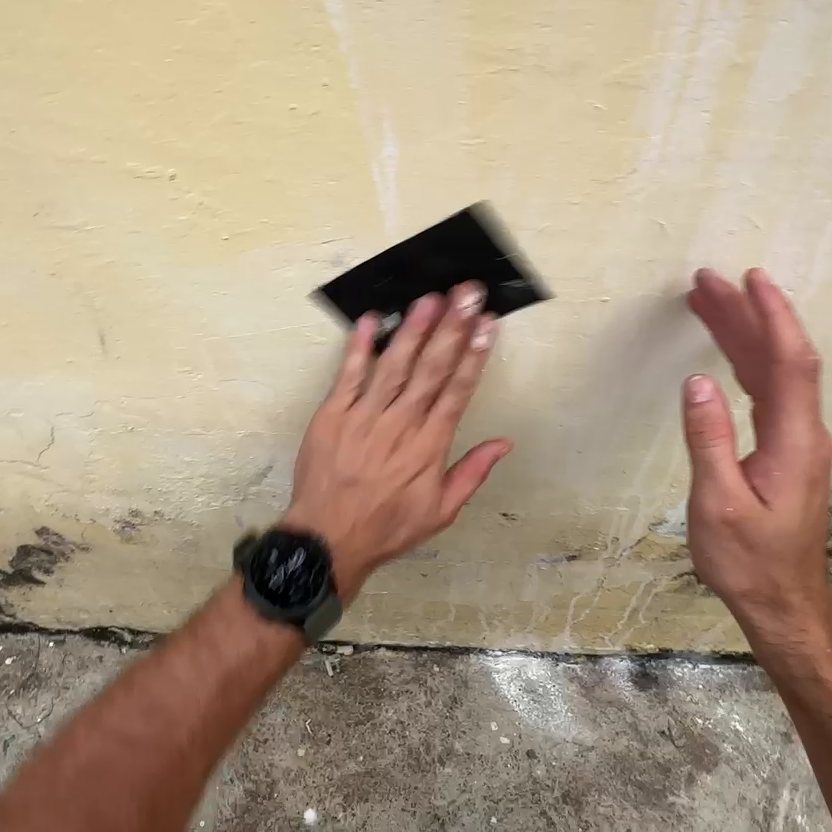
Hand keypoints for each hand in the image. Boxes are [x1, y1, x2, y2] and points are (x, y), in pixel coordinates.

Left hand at [282, 282, 510, 599]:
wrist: (327, 538)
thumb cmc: (387, 526)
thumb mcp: (440, 512)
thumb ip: (472, 473)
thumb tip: (504, 442)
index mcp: (428, 447)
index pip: (457, 392)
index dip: (474, 355)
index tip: (488, 324)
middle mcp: (399, 425)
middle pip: (430, 369)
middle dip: (451, 329)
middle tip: (467, 294)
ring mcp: (363, 417)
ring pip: (393, 365)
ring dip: (412, 329)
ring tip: (430, 299)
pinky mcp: (332, 414)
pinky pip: (347, 375)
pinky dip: (358, 347)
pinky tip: (370, 319)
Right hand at [681, 268, 831, 641]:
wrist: (783, 602)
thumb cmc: (749, 560)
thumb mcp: (718, 504)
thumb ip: (709, 440)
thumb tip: (695, 380)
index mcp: (794, 441)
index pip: (790, 363)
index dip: (773, 317)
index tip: (751, 280)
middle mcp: (803, 432)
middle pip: (779, 358)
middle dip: (747, 314)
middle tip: (707, 280)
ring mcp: (796, 440)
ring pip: (771, 370)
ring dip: (742, 333)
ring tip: (706, 301)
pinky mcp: (783, 448)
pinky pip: (764, 388)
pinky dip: (742, 359)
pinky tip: (722, 348)